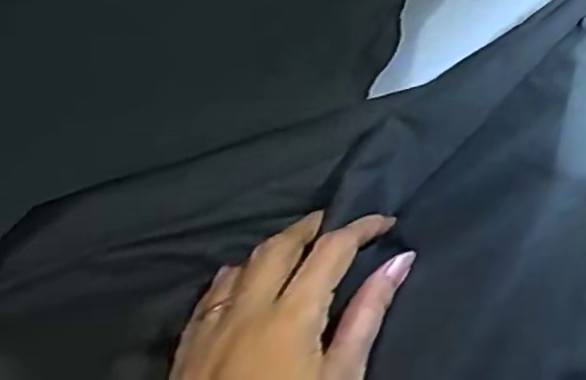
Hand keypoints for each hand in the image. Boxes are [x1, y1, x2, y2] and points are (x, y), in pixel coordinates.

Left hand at [169, 211, 412, 379]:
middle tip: (341, 220)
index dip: (364, 226)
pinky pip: (206, 301)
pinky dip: (232, 278)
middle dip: (313, 225)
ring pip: (239, 268)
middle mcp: (246, 313)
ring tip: (299, 245)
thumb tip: (401, 258)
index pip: (333, 247)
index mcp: (290, 314)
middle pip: (279, 248)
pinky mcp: (184, 356)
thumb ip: (368, 312)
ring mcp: (209, 334)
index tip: (388, 223)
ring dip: (274, 248)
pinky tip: (241, 278)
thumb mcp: (341, 373)